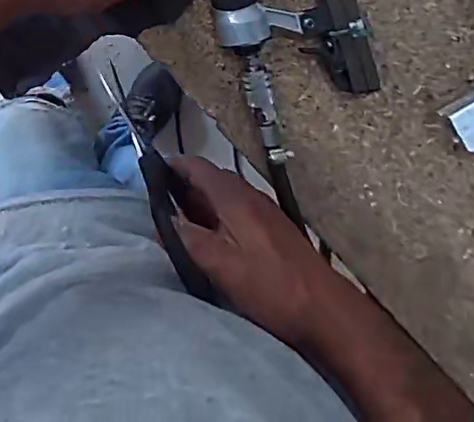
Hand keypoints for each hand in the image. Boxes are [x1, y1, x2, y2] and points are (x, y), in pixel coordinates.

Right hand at [171, 156, 351, 349]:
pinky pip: (237, 209)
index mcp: (235, 198)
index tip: (151, 174)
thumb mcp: (222, 267)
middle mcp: (250, 195)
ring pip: (224, 195)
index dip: (174, 166)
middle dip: (184, 188)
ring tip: (179, 225)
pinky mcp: (272, 226)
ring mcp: (263, 209)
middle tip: (159, 207)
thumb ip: (190, 240)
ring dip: (200, 204)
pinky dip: (218, 216)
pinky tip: (212, 239)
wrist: (322, 306)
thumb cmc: (270, 286)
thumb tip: (164, 221)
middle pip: (211, 179)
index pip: (199, 167)